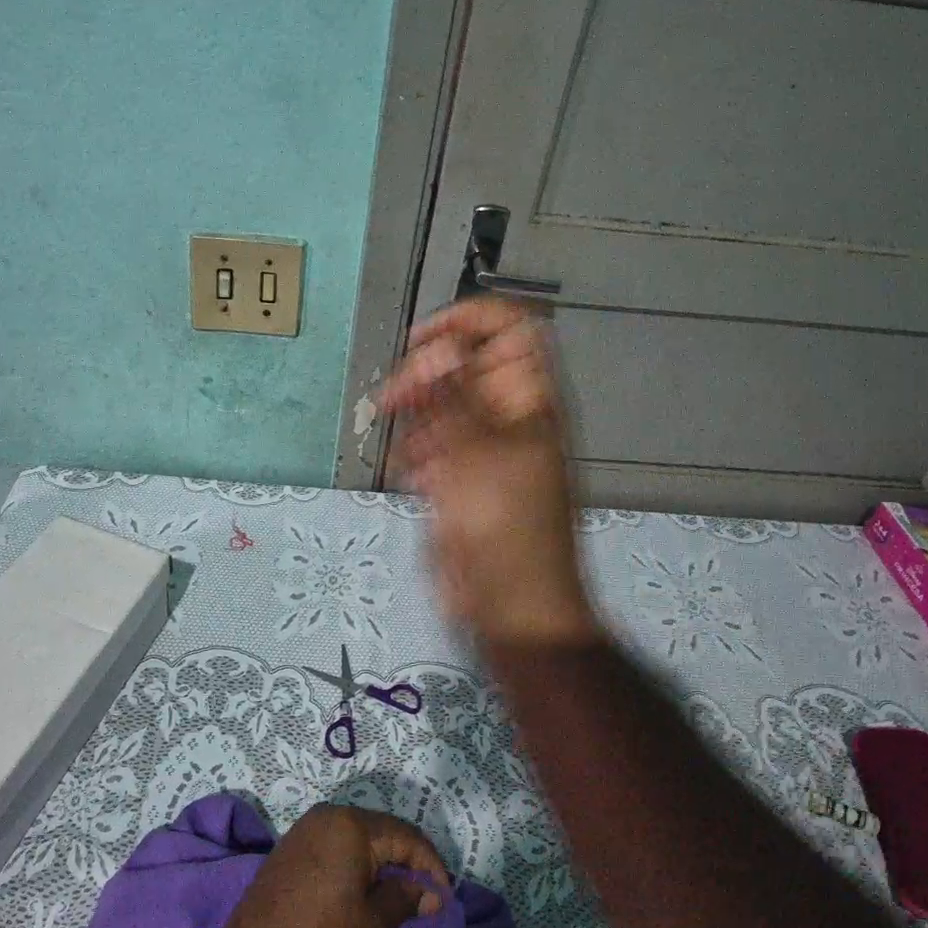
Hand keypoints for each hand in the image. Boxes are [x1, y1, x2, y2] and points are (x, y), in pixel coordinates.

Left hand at [208, 805, 449, 927]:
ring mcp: (305, 829)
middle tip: (427, 897)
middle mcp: (328, 814)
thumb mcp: (371, 924)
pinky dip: (357, 864)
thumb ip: (405, 899)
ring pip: (359, 838)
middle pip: (382, 831)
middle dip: (407, 862)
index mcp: (351, 824)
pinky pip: (336, 845)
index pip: (406, 836)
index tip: (445, 897)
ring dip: (382, 863)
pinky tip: (365, 890)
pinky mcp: (291, 848)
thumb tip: (432, 894)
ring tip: (400, 896)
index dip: (431, 865)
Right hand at [379, 297, 598, 645]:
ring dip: (416, 421)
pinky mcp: (456, 475)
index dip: (467, 321)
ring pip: (437, 404)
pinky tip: (419, 479)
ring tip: (416, 456)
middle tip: (399, 401)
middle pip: (460, 362)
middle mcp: (504, 413)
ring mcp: (478, 444)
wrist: (509, 605)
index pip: (507, 328)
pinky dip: (416, 455)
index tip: (422, 341)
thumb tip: (443, 343)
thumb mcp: (477, 453)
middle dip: (425, 376)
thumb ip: (454, 394)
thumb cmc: (504, 528)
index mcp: (528, 398)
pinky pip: (428, 443)